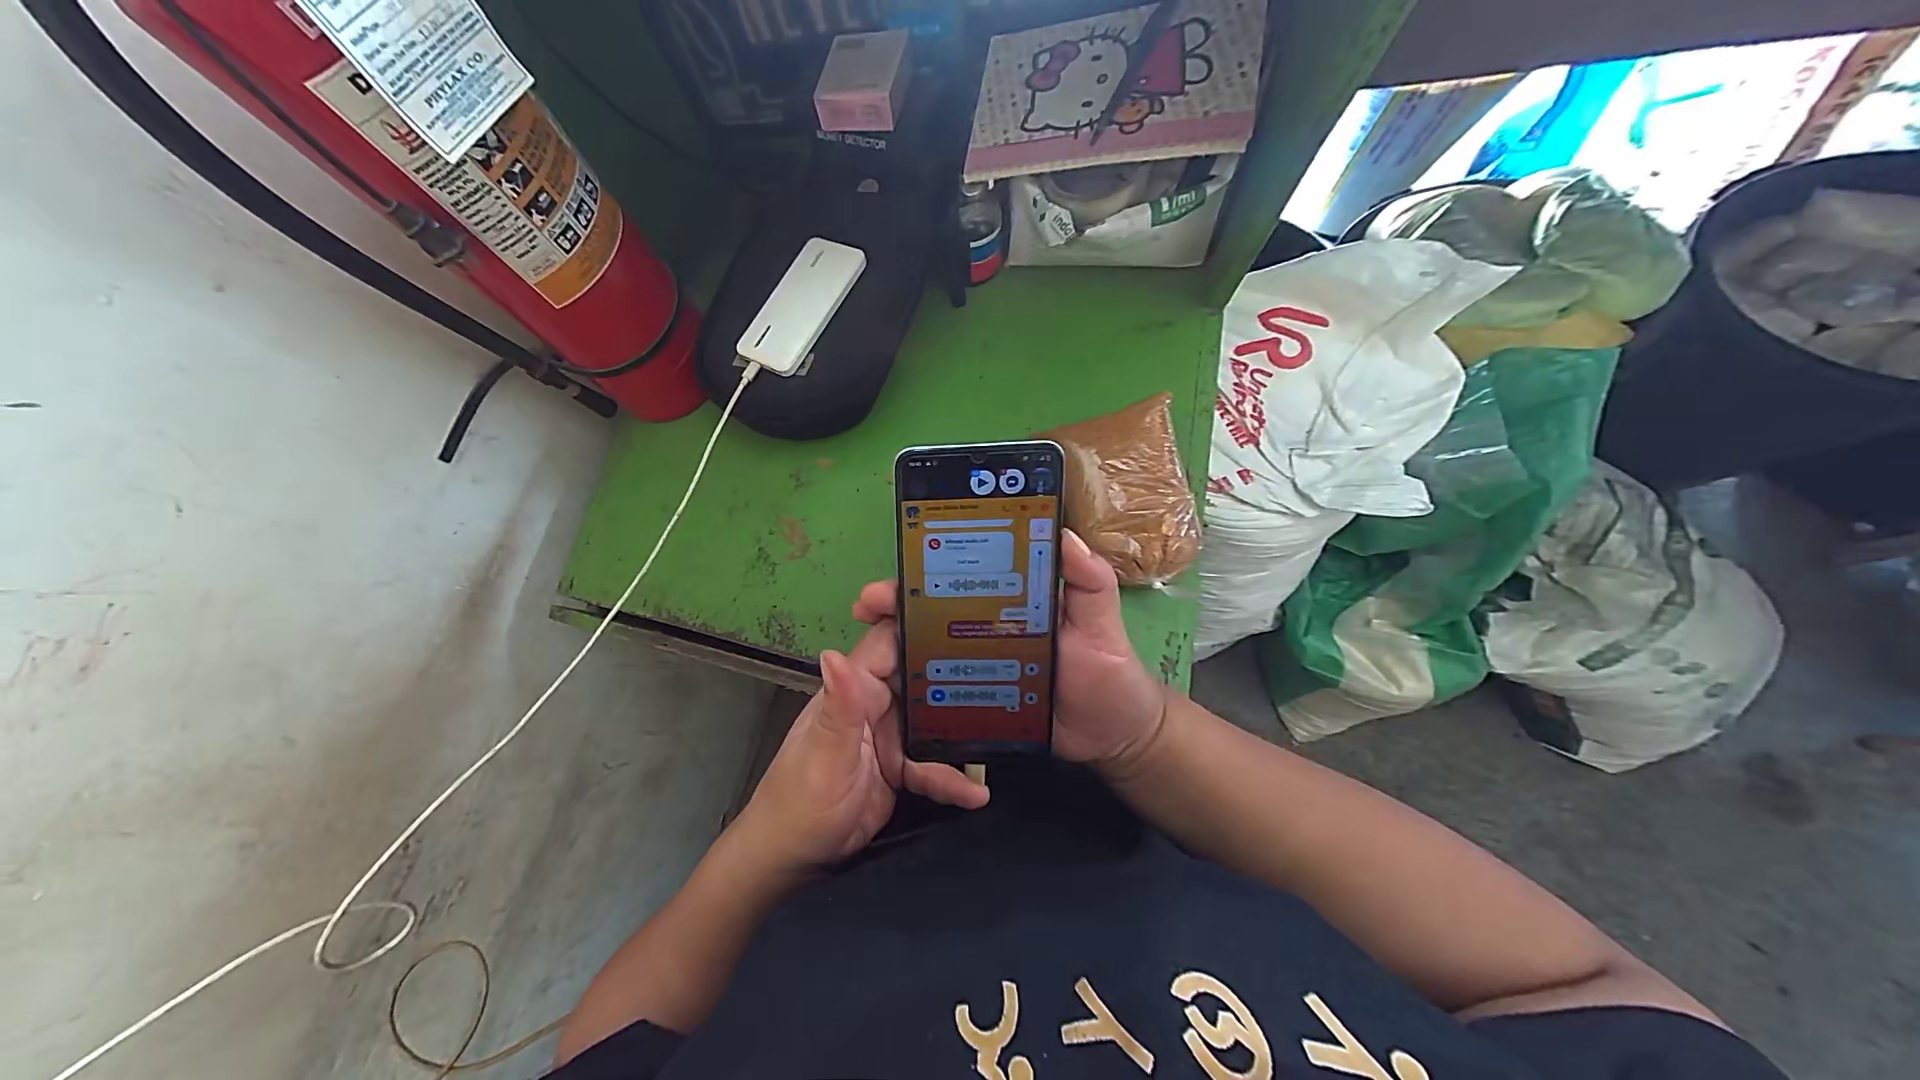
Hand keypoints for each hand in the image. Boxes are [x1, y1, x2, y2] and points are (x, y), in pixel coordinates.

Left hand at [728, 621, 988, 874]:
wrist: (793, 861)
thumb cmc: (799, 803)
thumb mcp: (823, 758)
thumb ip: (839, 709)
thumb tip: (834, 652)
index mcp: (852, 690)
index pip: (887, 643)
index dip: (915, 618)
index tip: (957, 601)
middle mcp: (875, 705)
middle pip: (920, 675)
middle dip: (957, 665)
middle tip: (1008, 657)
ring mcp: (891, 736)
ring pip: (935, 718)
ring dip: (964, 723)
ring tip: (1005, 721)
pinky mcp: (903, 767)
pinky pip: (934, 765)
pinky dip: (954, 777)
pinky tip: (977, 791)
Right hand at [853, 529, 1168, 777]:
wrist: (1115, 736)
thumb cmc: (1110, 674)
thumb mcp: (1103, 625)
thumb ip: (1091, 583)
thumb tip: (1068, 536)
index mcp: (1010, 603)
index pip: (960, 578)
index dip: (924, 569)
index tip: (895, 571)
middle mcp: (985, 630)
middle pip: (930, 613)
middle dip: (893, 607)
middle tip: (867, 611)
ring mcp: (978, 669)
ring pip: (926, 655)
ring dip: (894, 652)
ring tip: (870, 657)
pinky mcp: (977, 703)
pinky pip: (939, 697)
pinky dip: (914, 696)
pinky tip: (895, 701)